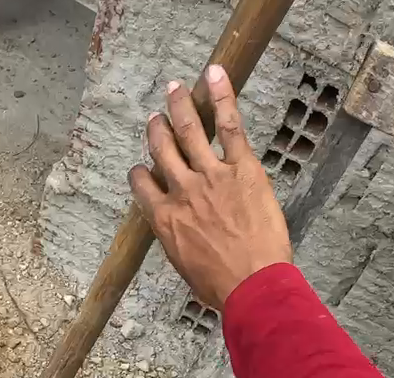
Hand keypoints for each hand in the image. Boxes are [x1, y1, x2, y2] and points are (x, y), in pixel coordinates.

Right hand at [130, 65, 292, 310]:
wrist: (252, 285)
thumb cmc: (220, 287)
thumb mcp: (185, 268)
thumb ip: (177, 242)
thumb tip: (178, 234)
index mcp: (165, 220)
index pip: (142, 185)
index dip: (141, 174)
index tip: (143, 169)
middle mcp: (182, 192)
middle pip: (162, 150)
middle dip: (157, 131)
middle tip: (156, 119)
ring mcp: (211, 176)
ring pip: (188, 131)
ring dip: (179, 107)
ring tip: (175, 90)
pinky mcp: (241, 168)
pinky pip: (228, 125)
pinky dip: (222, 96)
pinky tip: (215, 74)